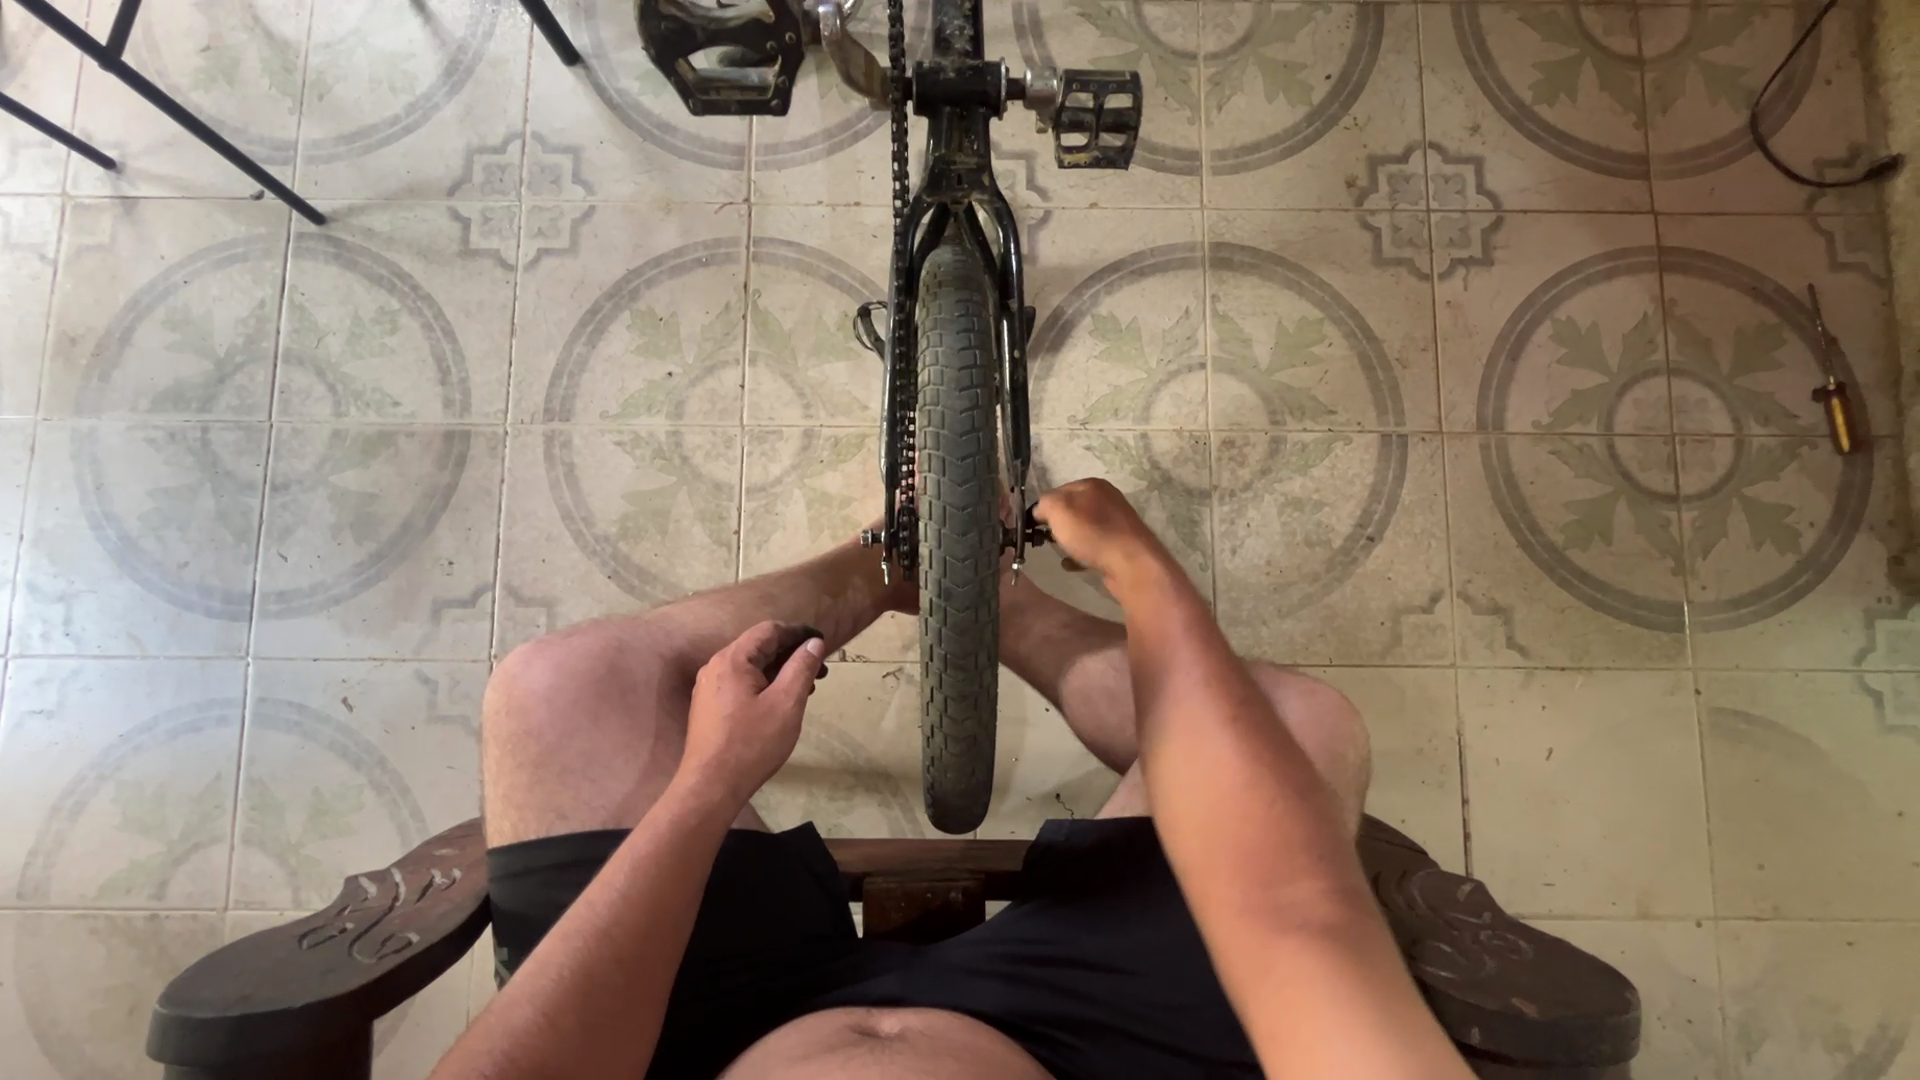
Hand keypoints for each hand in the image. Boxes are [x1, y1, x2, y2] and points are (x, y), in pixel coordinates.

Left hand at [680, 621, 826, 807]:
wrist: (710, 787)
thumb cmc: (752, 743)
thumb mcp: (786, 703)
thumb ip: (801, 667)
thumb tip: (814, 642)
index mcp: (733, 660)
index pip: (769, 630)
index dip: (798, 633)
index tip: (822, 644)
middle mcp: (716, 666)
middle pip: (759, 647)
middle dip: (791, 654)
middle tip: (820, 671)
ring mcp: (709, 687)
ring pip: (750, 667)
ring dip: (779, 671)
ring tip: (805, 688)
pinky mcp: (709, 706)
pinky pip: (741, 683)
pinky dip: (764, 685)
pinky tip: (780, 703)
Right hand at [1032, 479, 1171, 585]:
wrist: (1130, 563)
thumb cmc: (1091, 532)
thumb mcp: (1058, 509)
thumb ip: (1044, 503)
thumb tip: (1040, 511)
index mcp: (1093, 485)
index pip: (1058, 491)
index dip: (1045, 508)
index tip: (1036, 526)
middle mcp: (1107, 499)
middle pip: (1071, 510)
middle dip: (1058, 525)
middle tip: (1048, 540)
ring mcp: (1116, 522)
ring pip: (1082, 528)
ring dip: (1069, 540)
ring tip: (1062, 552)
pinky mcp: (1120, 544)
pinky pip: (1093, 546)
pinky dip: (1080, 554)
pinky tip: (1073, 564)